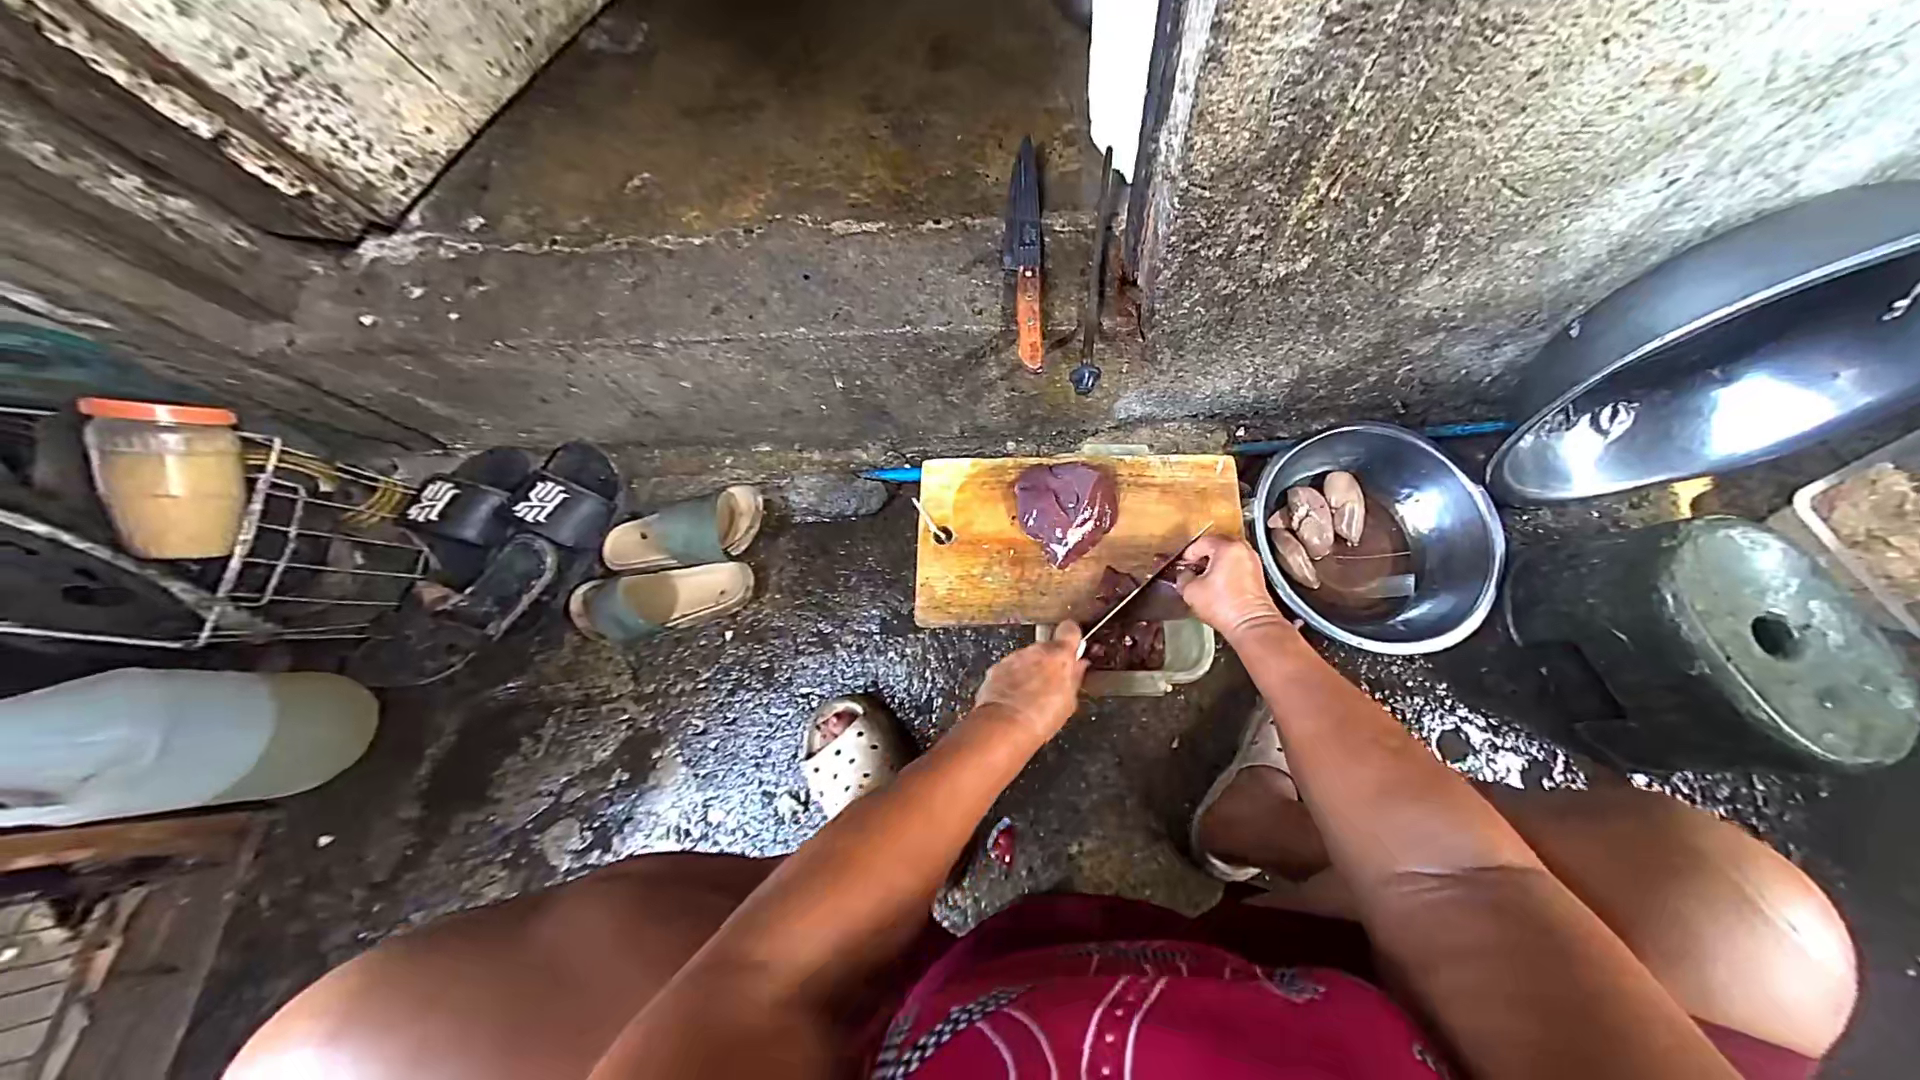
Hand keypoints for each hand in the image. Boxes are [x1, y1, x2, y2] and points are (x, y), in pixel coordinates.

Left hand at [971, 621, 1088, 741]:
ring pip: (1027, 659)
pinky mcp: (997, 667)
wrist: (1005, 725)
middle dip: (1049, 661)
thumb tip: (1079, 665)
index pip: (1070, 629)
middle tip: (1052, 684)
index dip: (1071, 636)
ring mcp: (1015, 657)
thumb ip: (1075, 677)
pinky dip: (1013, 679)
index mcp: (1059, 655)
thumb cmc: (1042, 716)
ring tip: (1032, 696)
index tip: (1073, 648)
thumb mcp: (1069, 701)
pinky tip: (1015, 698)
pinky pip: (1010, 669)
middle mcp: (1036, 650)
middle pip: (1046, 647)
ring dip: (1030, 671)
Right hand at [1174, 535, 1288, 637]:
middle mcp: (1243, 550)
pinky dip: (1226, 569)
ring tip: (1203, 577)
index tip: (1182, 565)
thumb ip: (1183, 577)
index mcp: (1227, 547)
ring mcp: (1253, 562)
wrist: (1250, 625)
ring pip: (1228, 554)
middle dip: (1202, 555)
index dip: (1187, 554)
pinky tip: (1217, 584)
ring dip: (1215, 562)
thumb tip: (1183, 574)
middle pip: (1217, 544)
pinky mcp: (1257, 575)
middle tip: (1191, 568)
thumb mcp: (1191, 590)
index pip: (1201, 542)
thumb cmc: (1224, 606)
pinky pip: (1237, 564)